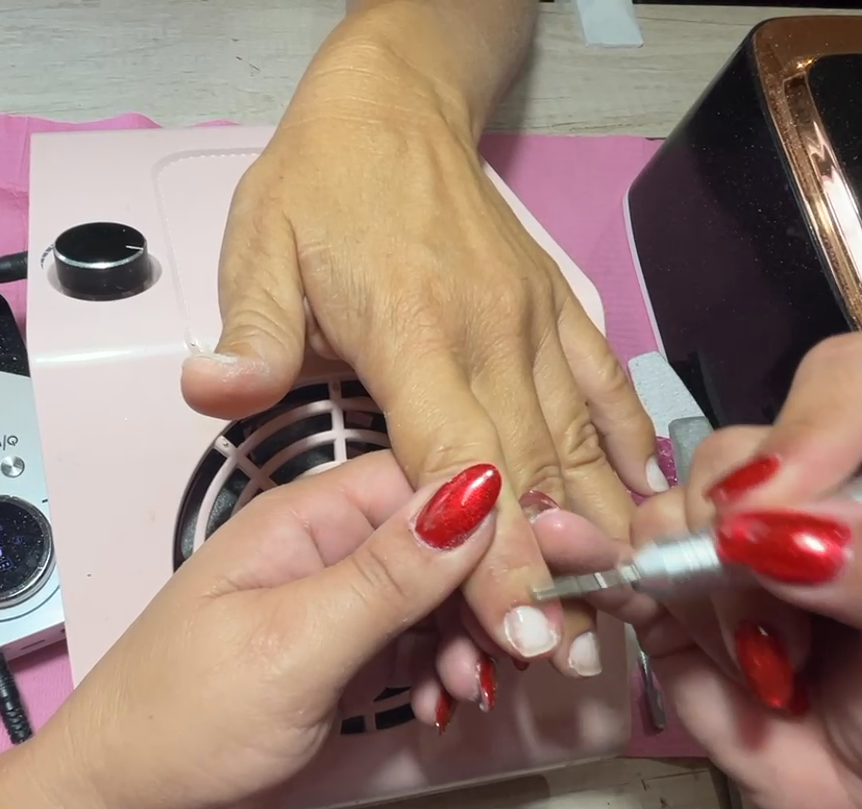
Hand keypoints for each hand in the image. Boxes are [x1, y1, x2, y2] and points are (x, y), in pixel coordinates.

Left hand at [40, 453, 497, 808]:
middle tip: (541, 644)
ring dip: (470, 640)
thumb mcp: (290, 647)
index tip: (553, 572)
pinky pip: (413, 647)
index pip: (421, 483)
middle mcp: (320, 552)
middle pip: (438, 541)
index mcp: (300, 521)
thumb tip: (475, 491)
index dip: (495, 521)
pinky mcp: (338, 658)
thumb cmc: (181, 725)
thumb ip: (384, 576)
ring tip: (472, 687)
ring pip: (434, 598)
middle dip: (493, 591)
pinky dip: (439, 673)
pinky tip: (438, 706)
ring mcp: (331, 607)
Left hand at [180, 13, 659, 688]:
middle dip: (559, 566)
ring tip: (631, 602)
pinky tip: (649, 498)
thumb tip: (213, 390)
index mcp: (411, 334)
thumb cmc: (317, 187)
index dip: (492, 553)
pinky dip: (628, 445)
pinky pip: (604, 385)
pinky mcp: (555, 309)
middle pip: (530, 470)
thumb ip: (253, 335)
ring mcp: (534, 322)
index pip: (458, 463)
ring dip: (606, 526)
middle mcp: (488, 336)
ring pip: (580, 440)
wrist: (390, 104)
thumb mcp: (260, 251)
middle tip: (585, 650)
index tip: (522, 629)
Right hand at [535, 336, 861, 808]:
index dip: (812, 426)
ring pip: (666, 511)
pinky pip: (616, 563)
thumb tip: (770, 534)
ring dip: (695, 590)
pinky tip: (628, 601)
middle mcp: (813, 496)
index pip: (857, 386)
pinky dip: (610, 579)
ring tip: (759, 665)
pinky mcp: (668, 599)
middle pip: (736, 451)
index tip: (780, 510)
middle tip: (782, 625)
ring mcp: (727, 550)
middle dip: (737, 536)